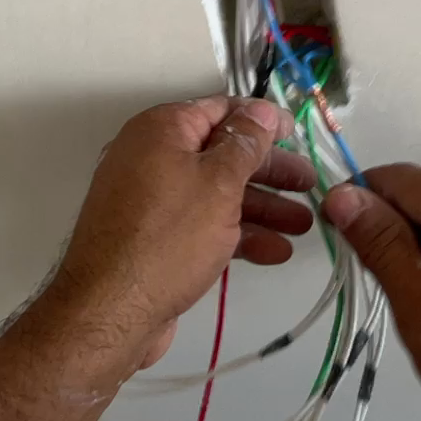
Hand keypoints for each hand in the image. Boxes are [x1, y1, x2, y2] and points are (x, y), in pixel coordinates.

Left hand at [50, 96, 313, 371]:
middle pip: (222, 153)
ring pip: (216, 192)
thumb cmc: (169, 236)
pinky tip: (276, 251)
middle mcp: (152, 155)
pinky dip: (236, 233)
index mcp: (161, 129)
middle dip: (268, 170)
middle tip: (310, 184)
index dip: (261, 119)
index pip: (220, 110)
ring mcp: (152, 198)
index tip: (296, 133)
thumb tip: (262, 109)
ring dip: (261, 207)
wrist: (110, 311)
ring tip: (305, 226)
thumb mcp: (218, 182)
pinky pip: (202, 223)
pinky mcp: (155, 236)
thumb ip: (245, 143)